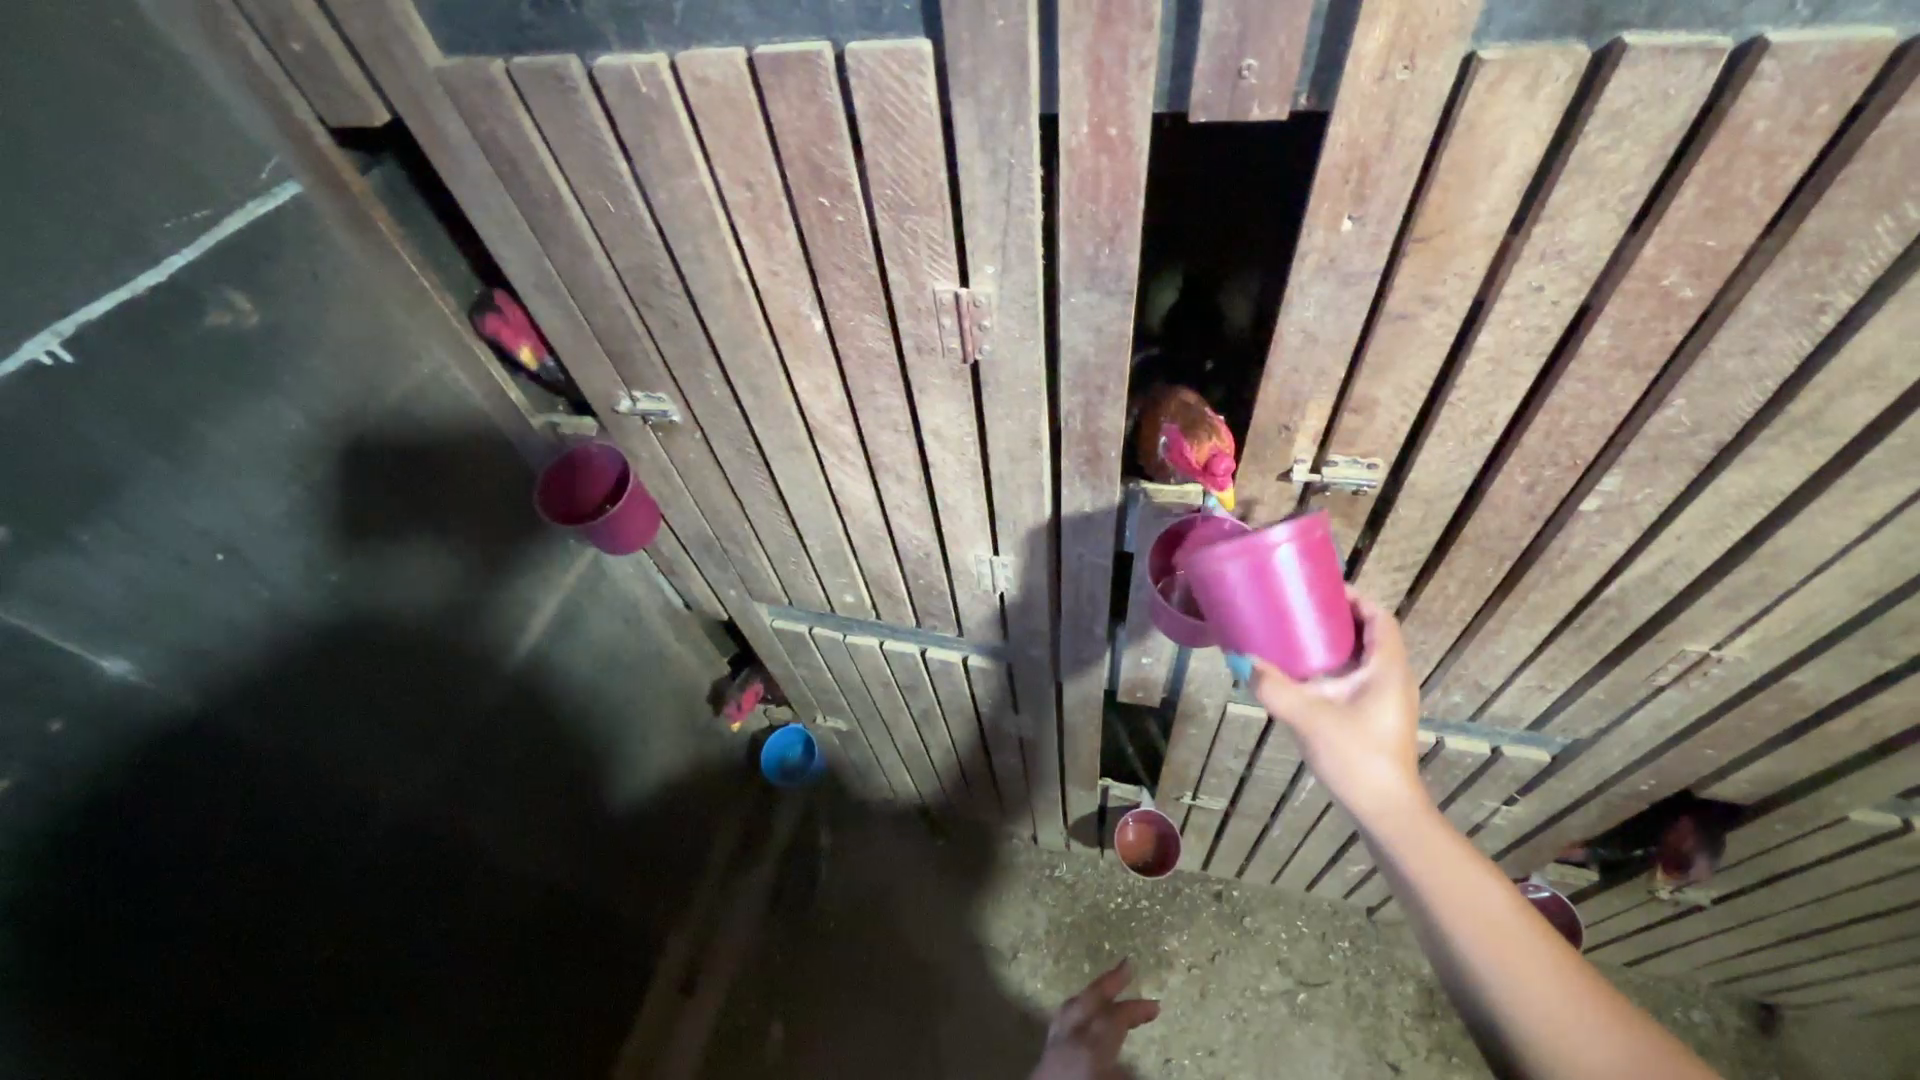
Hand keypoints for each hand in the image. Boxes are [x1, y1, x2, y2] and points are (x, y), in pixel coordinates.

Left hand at [1029, 960, 1159, 1079]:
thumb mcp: (1105, 1077)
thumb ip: (1119, 1071)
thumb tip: (1134, 1066)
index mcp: (1089, 1050)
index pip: (1115, 1019)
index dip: (1136, 1009)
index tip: (1157, 1006)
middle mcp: (1067, 1040)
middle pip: (1089, 1002)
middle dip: (1108, 983)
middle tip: (1127, 965)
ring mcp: (1050, 1048)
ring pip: (1069, 1009)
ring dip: (1089, 995)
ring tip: (1104, 988)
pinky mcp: (1041, 1060)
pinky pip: (1059, 1024)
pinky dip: (1073, 1013)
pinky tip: (1078, 1019)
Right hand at [1251, 588, 1425, 821]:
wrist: (1384, 809)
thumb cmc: (1356, 755)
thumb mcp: (1307, 717)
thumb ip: (1273, 686)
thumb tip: (1241, 659)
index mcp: (1387, 667)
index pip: (1379, 617)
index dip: (1354, 599)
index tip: (1321, 590)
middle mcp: (1393, 678)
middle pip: (1371, 634)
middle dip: (1338, 619)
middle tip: (1300, 611)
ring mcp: (1387, 700)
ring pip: (1364, 659)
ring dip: (1336, 645)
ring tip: (1297, 638)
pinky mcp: (1377, 718)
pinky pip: (1357, 679)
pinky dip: (1335, 668)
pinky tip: (1305, 678)